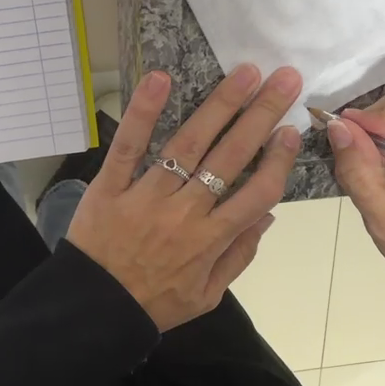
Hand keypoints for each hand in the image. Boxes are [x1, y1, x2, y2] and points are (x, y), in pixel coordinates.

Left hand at [68, 64, 303, 330]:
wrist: (93, 312)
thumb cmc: (154, 304)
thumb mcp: (207, 296)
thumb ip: (238, 256)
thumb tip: (267, 216)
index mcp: (211, 240)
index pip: (257, 192)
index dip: (278, 159)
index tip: (291, 130)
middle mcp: (185, 212)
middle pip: (231, 157)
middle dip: (262, 115)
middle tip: (285, 79)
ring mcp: (147, 196)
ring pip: (189, 144)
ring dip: (221, 105)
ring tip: (245, 72)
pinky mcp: (110, 187)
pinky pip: (128, 146)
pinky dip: (142, 112)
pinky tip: (160, 79)